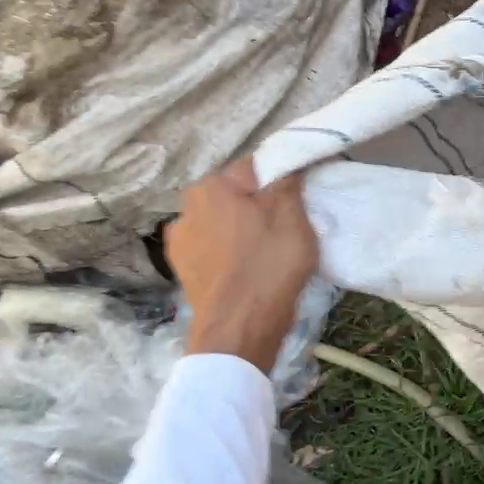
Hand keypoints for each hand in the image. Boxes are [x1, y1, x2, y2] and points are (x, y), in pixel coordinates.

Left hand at [166, 159, 319, 371]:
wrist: (240, 322)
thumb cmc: (270, 262)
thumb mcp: (292, 215)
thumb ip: (287, 181)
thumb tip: (288, 161)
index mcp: (213, 187)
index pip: (255, 166)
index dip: (283, 176)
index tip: (303, 193)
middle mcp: (188, 206)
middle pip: (235, 193)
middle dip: (260, 200)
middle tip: (290, 220)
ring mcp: (180, 238)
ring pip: (224, 219)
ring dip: (244, 224)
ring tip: (270, 245)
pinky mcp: (183, 264)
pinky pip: (214, 243)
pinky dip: (231, 247)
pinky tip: (249, 262)